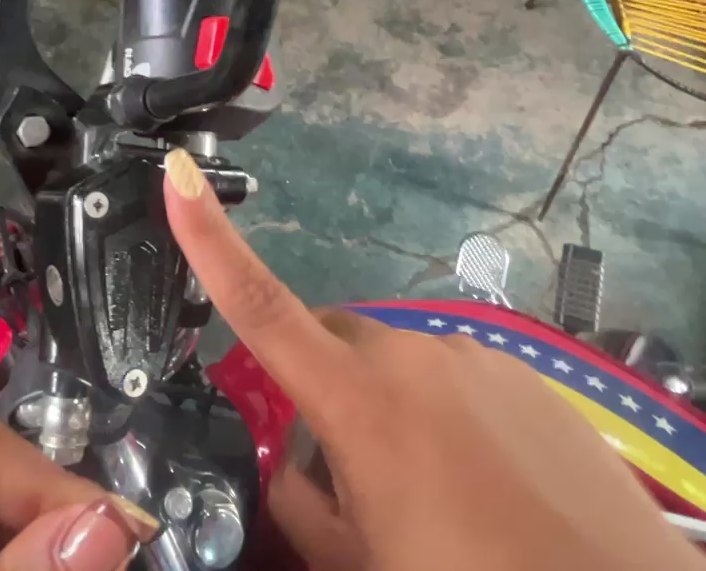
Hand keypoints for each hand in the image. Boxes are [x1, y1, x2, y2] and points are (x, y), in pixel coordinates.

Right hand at [162, 148, 705, 570]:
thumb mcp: (359, 565)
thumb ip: (303, 506)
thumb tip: (292, 469)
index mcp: (358, 401)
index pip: (262, 306)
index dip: (210, 239)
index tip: (178, 175)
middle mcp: (411, 355)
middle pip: (333, 341)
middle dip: (322, 384)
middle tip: (348, 473)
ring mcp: (474, 356)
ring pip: (395, 364)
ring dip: (387, 405)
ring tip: (433, 492)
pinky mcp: (527, 372)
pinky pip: (455, 376)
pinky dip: (445, 413)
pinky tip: (487, 484)